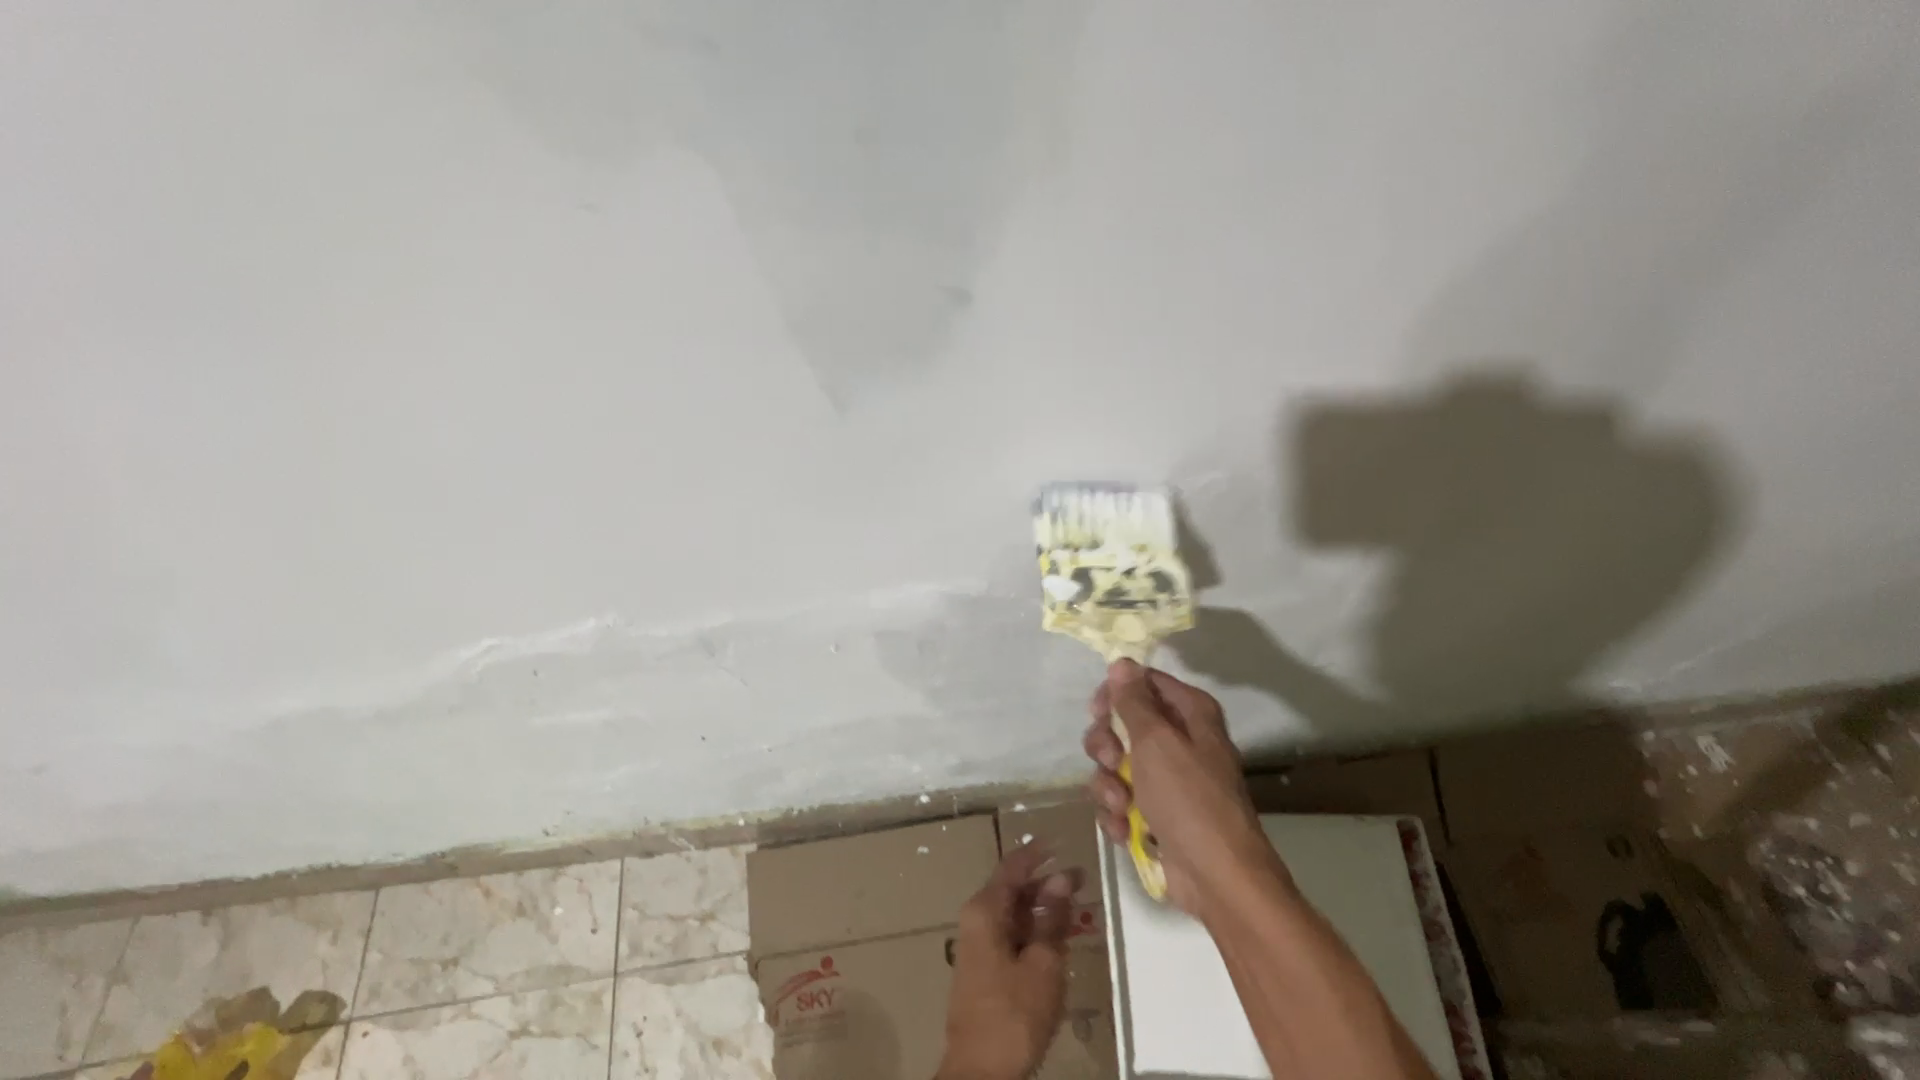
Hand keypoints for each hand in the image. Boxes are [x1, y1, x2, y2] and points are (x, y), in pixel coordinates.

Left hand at [936, 845, 1075, 1079]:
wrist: (981, 1071)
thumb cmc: (1014, 1013)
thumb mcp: (1043, 963)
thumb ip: (1052, 918)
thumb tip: (1062, 878)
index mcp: (984, 911)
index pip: (1012, 868)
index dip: (1037, 854)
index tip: (1061, 841)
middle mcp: (975, 920)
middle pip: (1011, 889)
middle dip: (1045, 883)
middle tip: (1082, 879)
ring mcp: (977, 946)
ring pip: (1012, 914)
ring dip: (1041, 909)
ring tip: (1076, 907)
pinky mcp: (983, 969)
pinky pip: (1010, 935)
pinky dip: (1032, 931)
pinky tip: (1056, 938)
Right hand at [1084, 659, 1289, 918]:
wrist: (1216, 876)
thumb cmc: (1189, 799)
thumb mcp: (1156, 742)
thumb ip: (1133, 701)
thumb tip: (1122, 662)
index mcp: (1190, 713)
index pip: (1142, 683)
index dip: (1114, 695)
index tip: (1097, 713)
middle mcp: (1180, 740)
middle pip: (1122, 725)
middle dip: (1107, 747)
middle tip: (1112, 764)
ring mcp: (1168, 779)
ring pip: (1115, 766)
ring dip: (1109, 787)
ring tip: (1123, 808)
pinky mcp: (1156, 813)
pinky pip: (1121, 801)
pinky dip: (1118, 815)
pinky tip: (1125, 830)